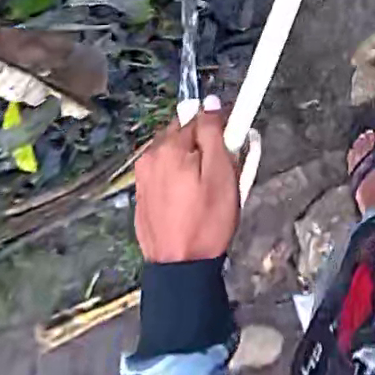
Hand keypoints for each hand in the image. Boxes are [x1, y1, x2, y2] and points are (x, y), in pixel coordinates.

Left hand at [134, 97, 239, 262]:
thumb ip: (215, 133)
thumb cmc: (207, 222)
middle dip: (203, 144)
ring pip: (173, 153)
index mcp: (169, 147)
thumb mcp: (221, 174)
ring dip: (190, 160)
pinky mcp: (141, 196)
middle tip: (222, 169)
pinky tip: (190, 200)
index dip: (219, 128)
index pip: (198, 116)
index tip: (232, 143)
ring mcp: (142, 177)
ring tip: (206, 188)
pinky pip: (164, 173)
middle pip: (183, 133)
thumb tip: (210, 102)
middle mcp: (150, 156)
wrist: (181, 271)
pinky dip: (178, 177)